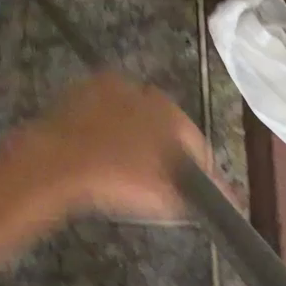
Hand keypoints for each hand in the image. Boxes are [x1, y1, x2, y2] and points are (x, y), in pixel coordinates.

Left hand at [13, 72, 213, 220]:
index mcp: (173, 113)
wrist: (59, 162)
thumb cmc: (117, 178)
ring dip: (135, 134)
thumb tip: (227, 199)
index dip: (198, 169)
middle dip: (165, 148)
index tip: (192, 189)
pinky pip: (105, 109)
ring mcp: (112, 86)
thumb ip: (198, 195)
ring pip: (134, 115)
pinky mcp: (83, 88)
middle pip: (166, 124)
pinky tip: (98, 147)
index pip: (197, 144)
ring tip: (124, 165)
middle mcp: (147, 91)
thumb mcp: (166, 196)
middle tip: (155, 178)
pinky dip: (106, 125)